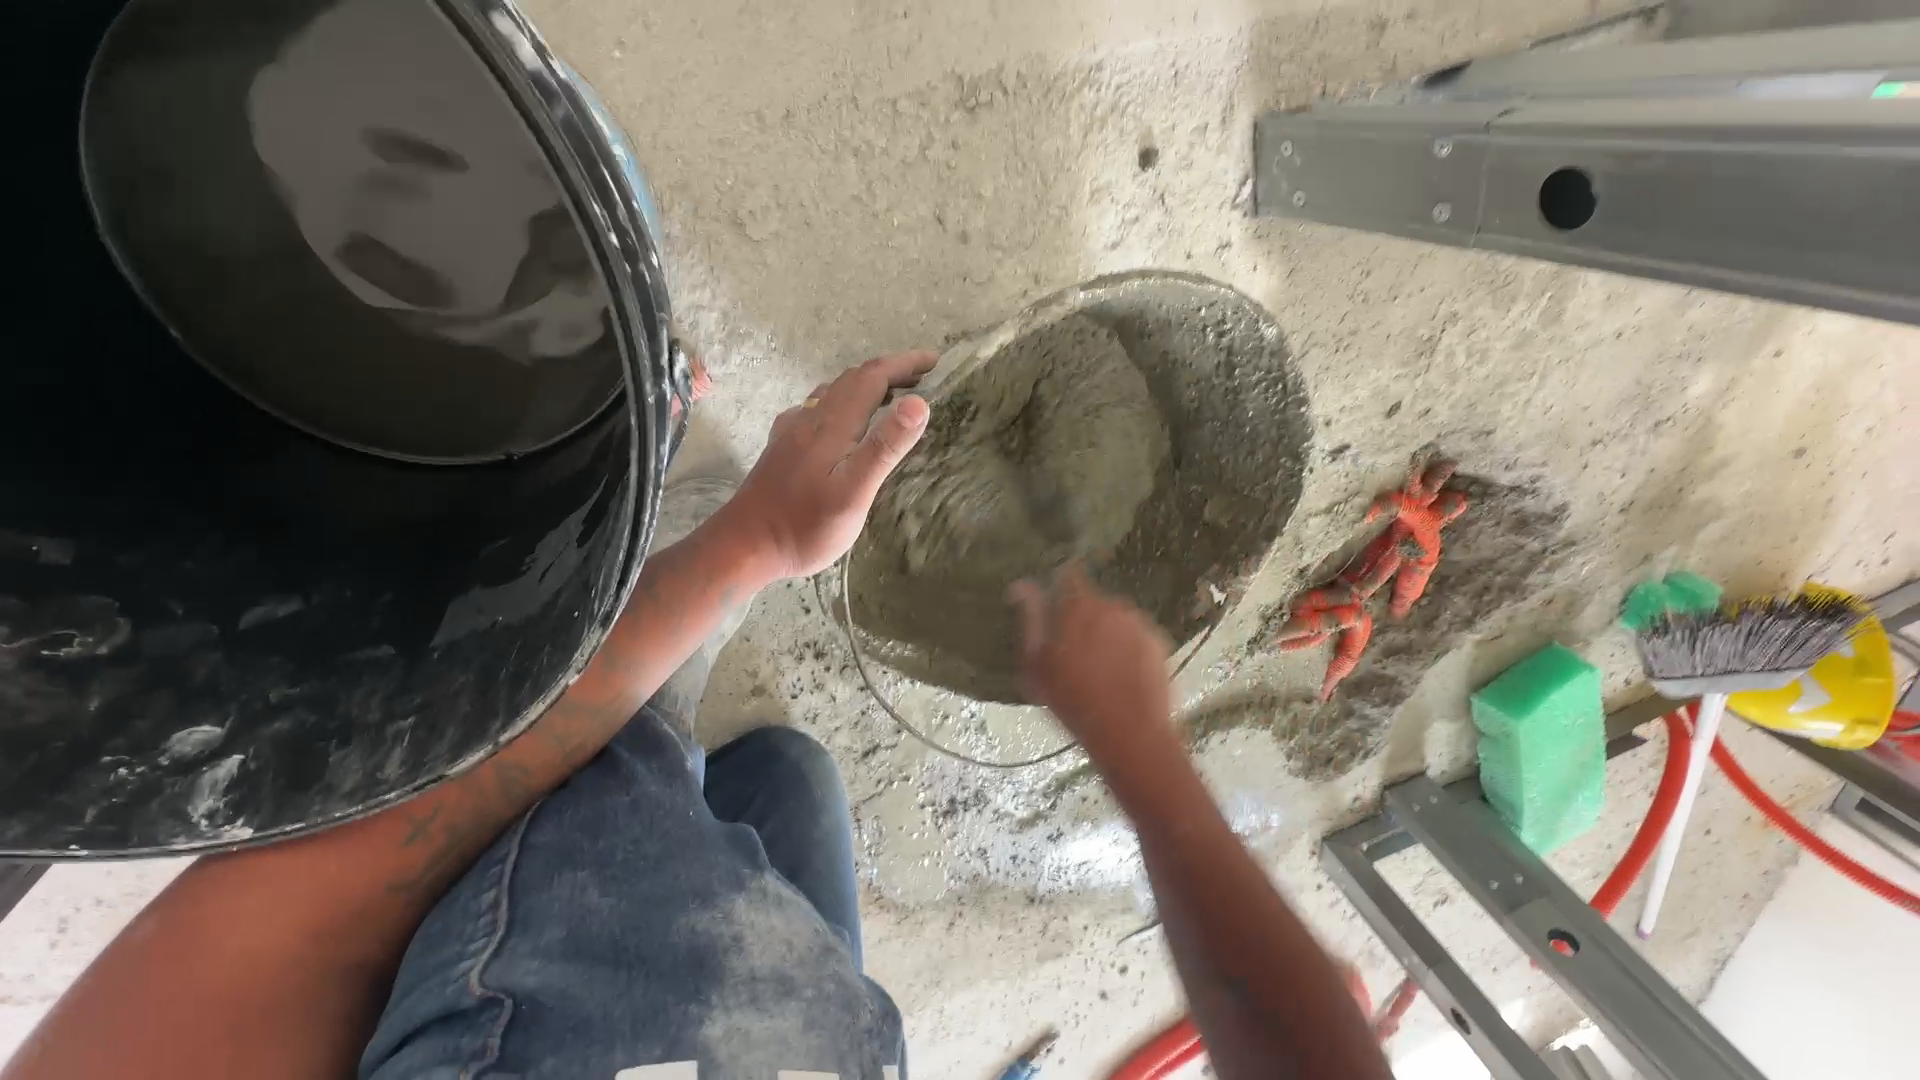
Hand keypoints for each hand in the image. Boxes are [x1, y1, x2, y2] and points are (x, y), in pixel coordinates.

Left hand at [714, 350, 935, 579]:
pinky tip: (845, 421)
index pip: (873, 378)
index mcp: (832, 425)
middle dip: (890, 370)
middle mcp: (810, 419)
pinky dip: (844, 402)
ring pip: (834, 392)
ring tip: (894, 395)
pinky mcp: (783, 447)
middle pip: (853, 379)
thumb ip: (885, 448)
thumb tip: (919, 404)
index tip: (936, 360)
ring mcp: (793, 432)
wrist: (745, 546)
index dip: (905, 364)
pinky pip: (818, 409)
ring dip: (867, 385)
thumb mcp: (854, 493)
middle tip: (923, 376)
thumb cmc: (805, 527)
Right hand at [1007, 564, 1173, 754]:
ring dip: (1104, 632)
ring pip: (1114, 618)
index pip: (1067, 575)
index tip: (1051, 604)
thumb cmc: (1074, 701)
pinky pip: (1135, 636)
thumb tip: (1021, 585)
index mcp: (1078, 606)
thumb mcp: (1037, 665)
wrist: (1131, 734)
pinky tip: (1120, 674)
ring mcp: (1139, 623)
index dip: (1058, 585)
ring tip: (1097, 667)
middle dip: (1081, 616)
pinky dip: (1126, 647)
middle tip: (1071, 650)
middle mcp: (1112, 605)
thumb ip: (1030, 619)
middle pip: (1092, 600)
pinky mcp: (1158, 643)